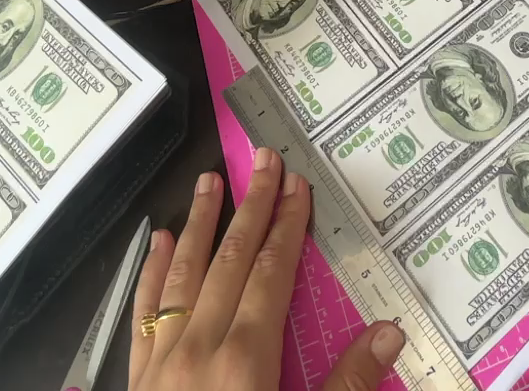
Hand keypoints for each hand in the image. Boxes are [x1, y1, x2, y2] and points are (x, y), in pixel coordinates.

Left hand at [127, 149, 404, 390]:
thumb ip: (346, 384)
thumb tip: (391, 330)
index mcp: (245, 356)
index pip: (272, 270)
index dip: (288, 224)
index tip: (298, 183)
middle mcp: (199, 345)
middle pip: (230, 259)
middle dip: (252, 206)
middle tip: (264, 159)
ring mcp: (162, 361)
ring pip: (183, 274)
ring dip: (199, 223)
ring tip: (208, 180)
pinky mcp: (137, 381)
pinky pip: (143, 313)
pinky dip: (151, 273)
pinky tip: (156, 242)